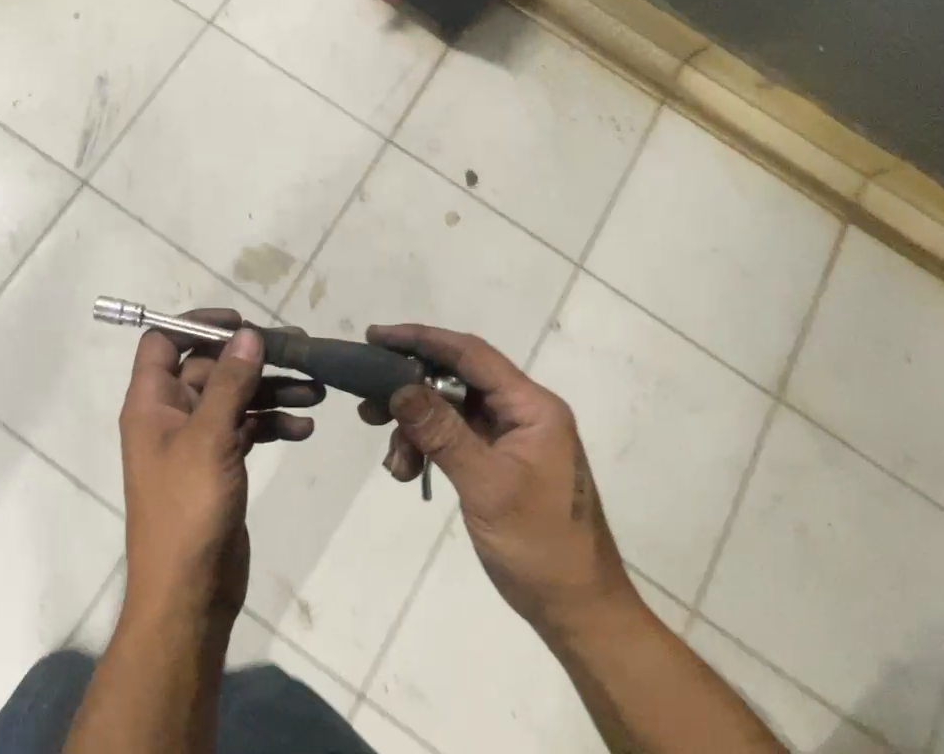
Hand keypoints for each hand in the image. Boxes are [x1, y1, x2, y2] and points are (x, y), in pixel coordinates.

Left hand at [119, 312, 321, 622]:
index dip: (198, 325)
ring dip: (270, 392)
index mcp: (150, 402)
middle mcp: (170, 416)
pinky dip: (271, 426)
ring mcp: (195, 443)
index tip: (243, 323)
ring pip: (233, 400)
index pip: (164, 342)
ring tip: (316, 390)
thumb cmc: (187, 508)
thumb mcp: (209, 438)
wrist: (188, 591)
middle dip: (252, 360)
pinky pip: (245, 432)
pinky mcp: (219, 467)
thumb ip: (228, 383)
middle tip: (301, 351)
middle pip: (209, 369)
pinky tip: (303, 428)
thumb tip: (247, 334)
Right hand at [361, 323, 635, 639]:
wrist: (576, 607)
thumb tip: (398, 387)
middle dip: (409, 389)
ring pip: (448, 412)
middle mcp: (521, 414)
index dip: (422, 339)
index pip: (471, 355)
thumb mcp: (486, 485)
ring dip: (414, 429)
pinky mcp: (496, 462)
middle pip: (455, 380)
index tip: (375, 337)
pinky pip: (452, 439)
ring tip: (393, 461)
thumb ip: (441, 432)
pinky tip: (408, 473)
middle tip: (367, 402)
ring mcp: (509, 439)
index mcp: (532, 408)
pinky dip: (426, 449)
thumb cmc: (539, 544)